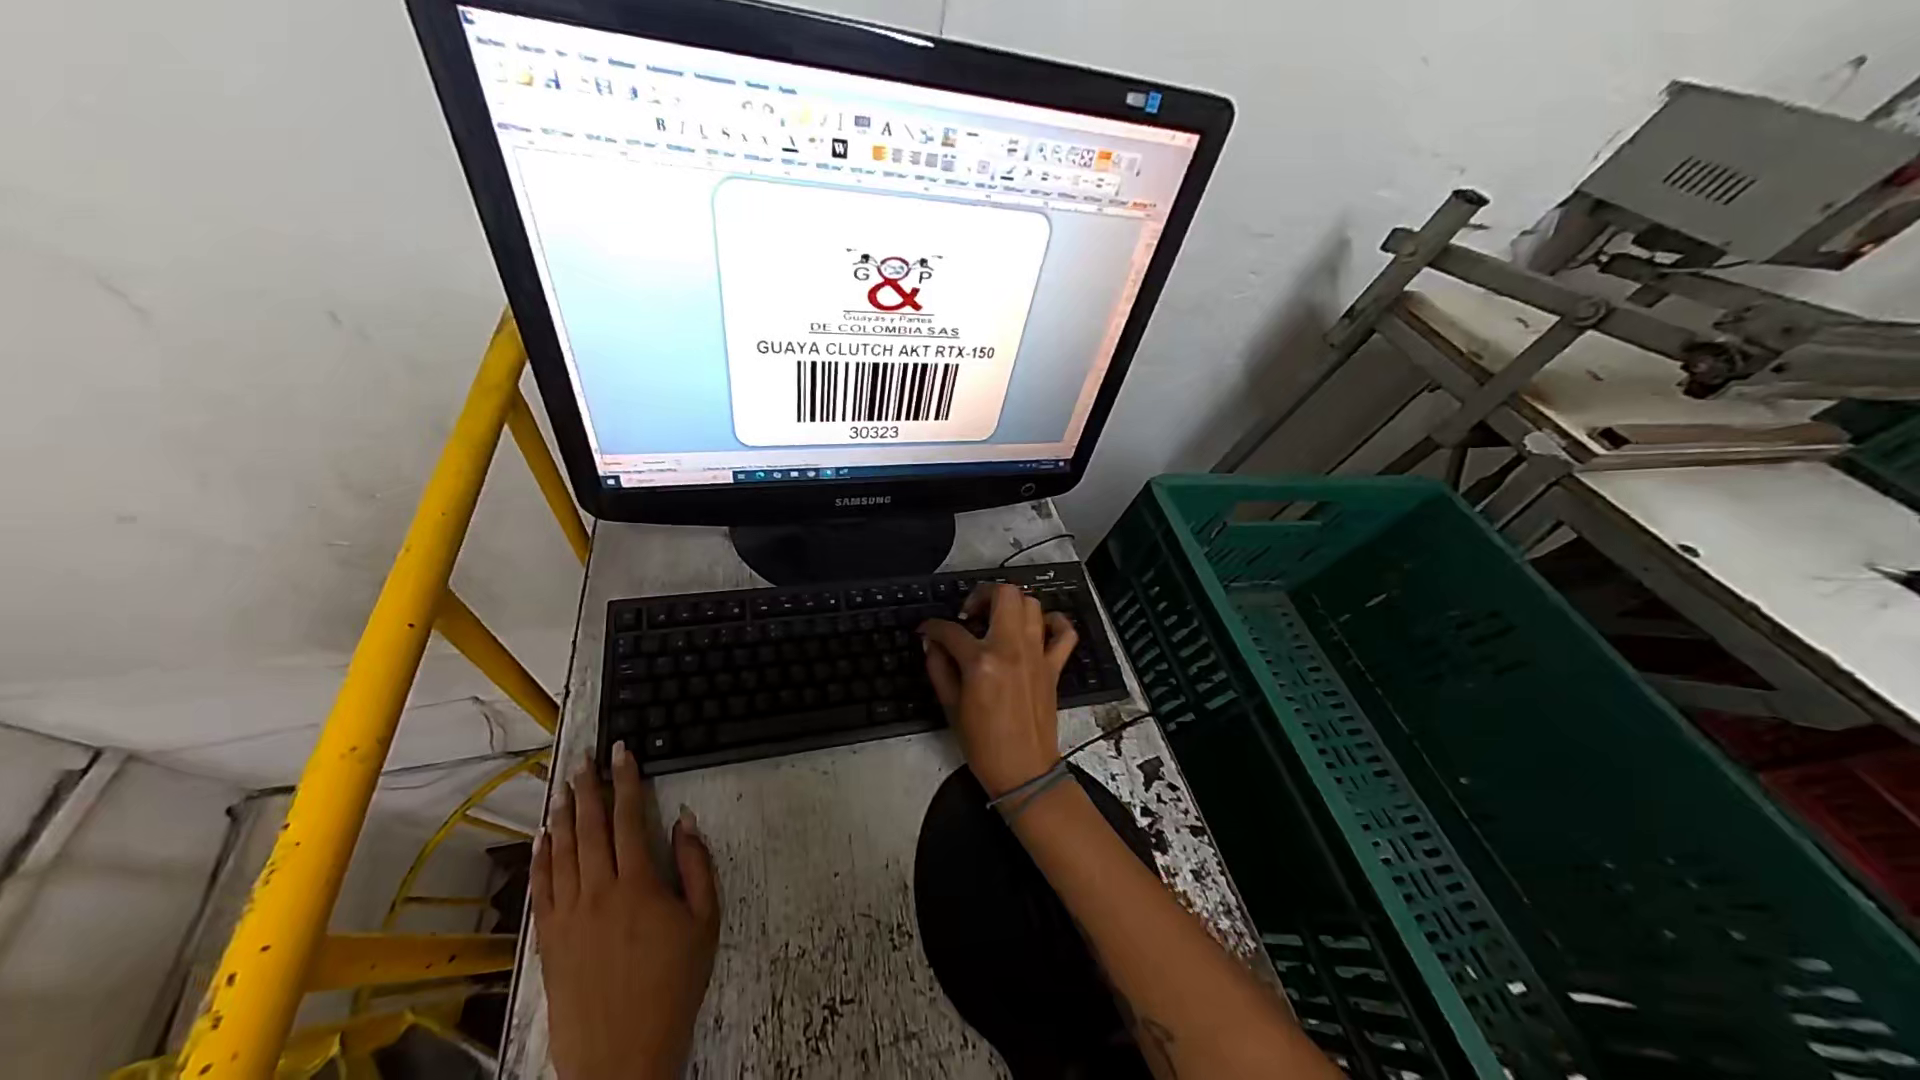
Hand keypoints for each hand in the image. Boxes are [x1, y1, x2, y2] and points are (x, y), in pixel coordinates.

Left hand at [533, 744, 720, 1079]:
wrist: (621, 1052)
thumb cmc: (672, 984)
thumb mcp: (705, 921)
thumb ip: (696, 866)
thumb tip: (684, 822)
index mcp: (638, 883)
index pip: (630, 818)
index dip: (626, 781)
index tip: (621, 753)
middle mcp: (598, 890)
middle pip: (590, 827)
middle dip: (589, 787)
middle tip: (586, 758)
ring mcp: (568, 914)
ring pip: (563, 851)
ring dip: (564, 814)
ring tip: (565, 786)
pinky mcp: (549, 938)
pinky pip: (541, 887)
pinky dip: (542, 857)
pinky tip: (543, 837)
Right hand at [919, 583, 1078, 796]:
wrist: (1023, 771)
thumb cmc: (985, 745)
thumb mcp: (950, 705)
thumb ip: (938, 667)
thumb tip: (932, 643)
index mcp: (981, 662)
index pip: (951, 629)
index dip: (932, 627)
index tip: (927, 630)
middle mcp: (1012, 650)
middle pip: (1002, 594)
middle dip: (980, 594)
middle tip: (968, 612)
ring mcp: (1037, 655)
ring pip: (1031, 603)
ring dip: (1011, 604)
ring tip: (996, 619)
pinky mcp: (1053, 666)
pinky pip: (1065, 632)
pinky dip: (1054, 622)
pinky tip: (1038, 628)